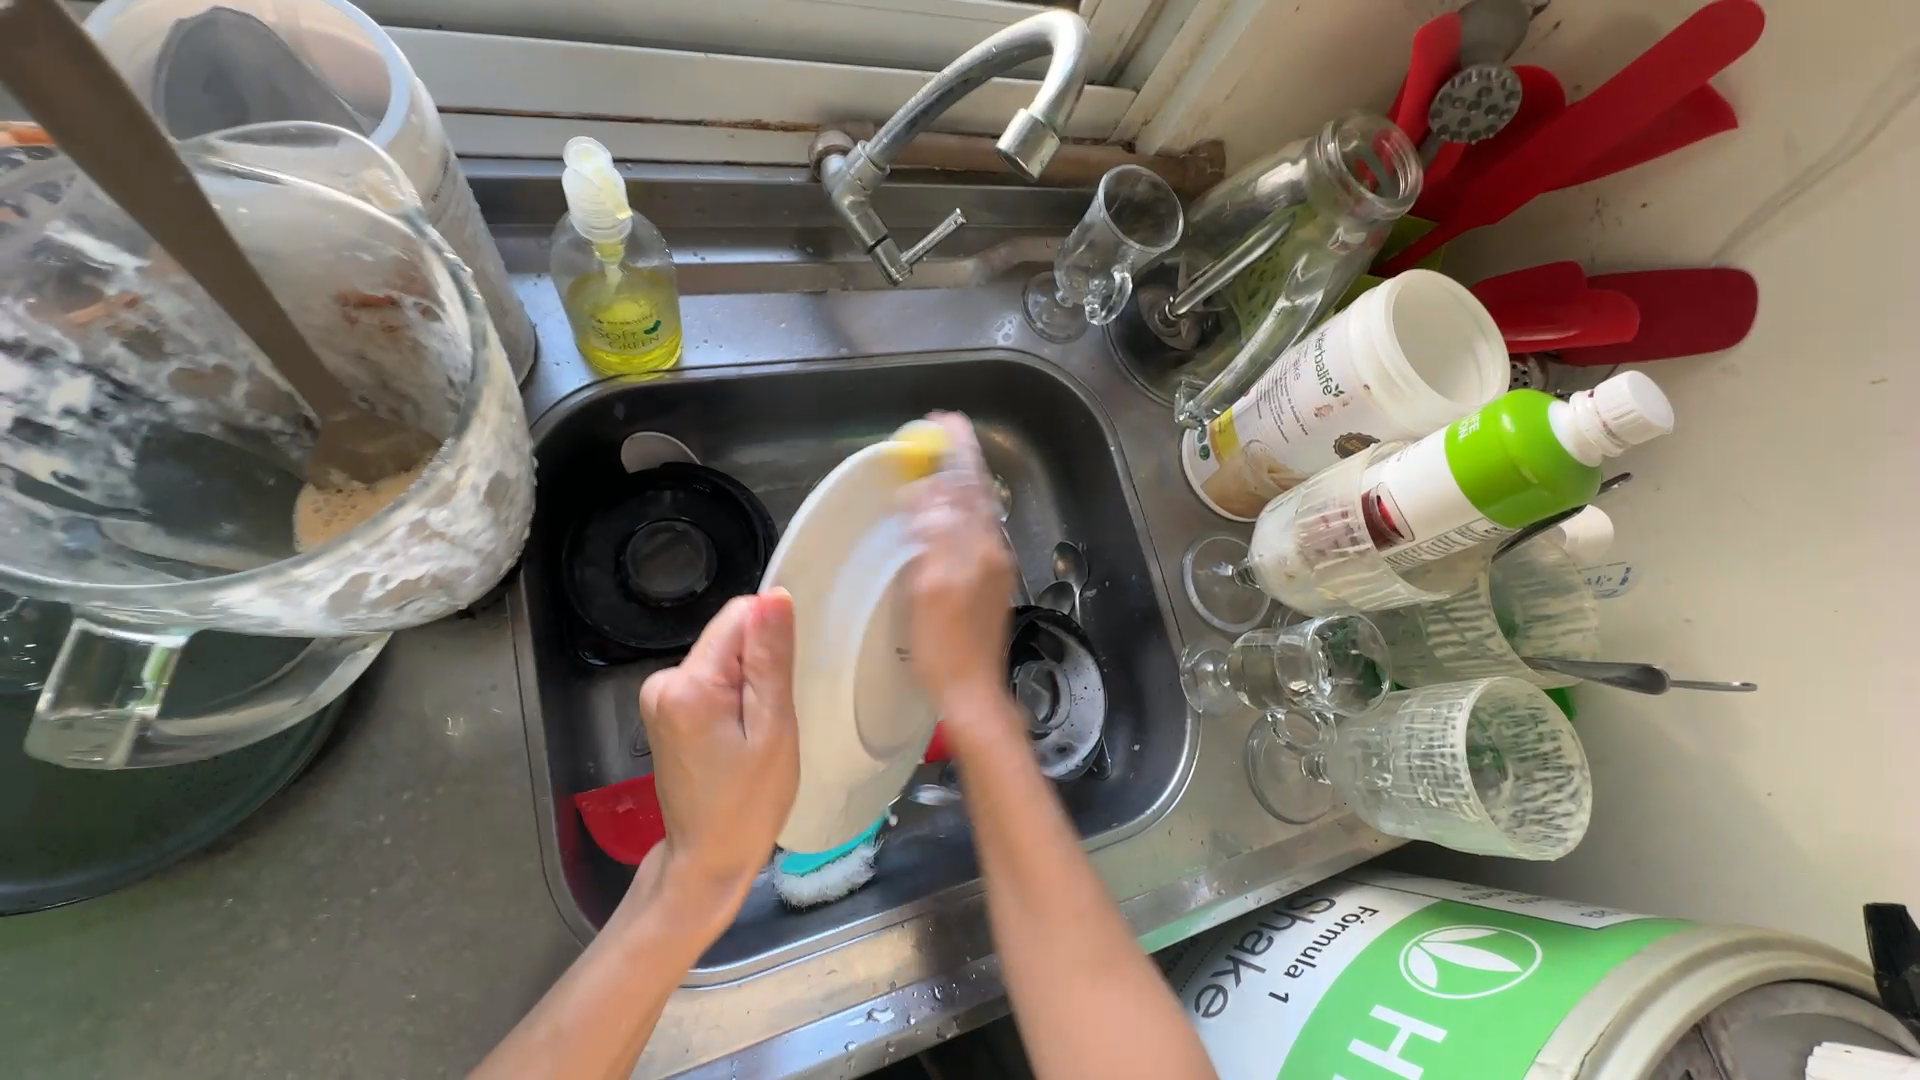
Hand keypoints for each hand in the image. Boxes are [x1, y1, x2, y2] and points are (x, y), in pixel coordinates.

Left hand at [630, 590, 798, 930]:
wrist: (709, 857)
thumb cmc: (750, 800)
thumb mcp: (773, 728)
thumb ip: (771, 658)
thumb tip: (774, 596)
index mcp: (689, 683)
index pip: (740, 618)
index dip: (771, 643)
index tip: (781, 685)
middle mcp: (663, 681)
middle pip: (729, 639)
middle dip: (759, 668)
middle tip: (770, 720)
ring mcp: (659, 697)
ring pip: (723, 660)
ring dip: (747, 686)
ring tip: (756, 733)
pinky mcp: (664, 712)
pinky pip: (711, 681)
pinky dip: (732, 700)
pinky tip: (740, 737)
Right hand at [903, 413, 1016, 719]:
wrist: (972, 690)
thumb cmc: (943, 648)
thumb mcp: (929, 589)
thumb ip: (933, 537)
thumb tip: (929, 492)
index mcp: (977, 549)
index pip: (966, 487)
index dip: (955, 453)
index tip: (944, 422)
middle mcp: (991, 551)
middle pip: (976, 493)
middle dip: (961, 459)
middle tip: (944, 431)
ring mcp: (994, 566)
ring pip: (978, 510)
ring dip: (962, 481)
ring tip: (944, 459)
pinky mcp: (990, 581)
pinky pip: (977, 530)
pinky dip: (963, 507)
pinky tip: (950, 507)